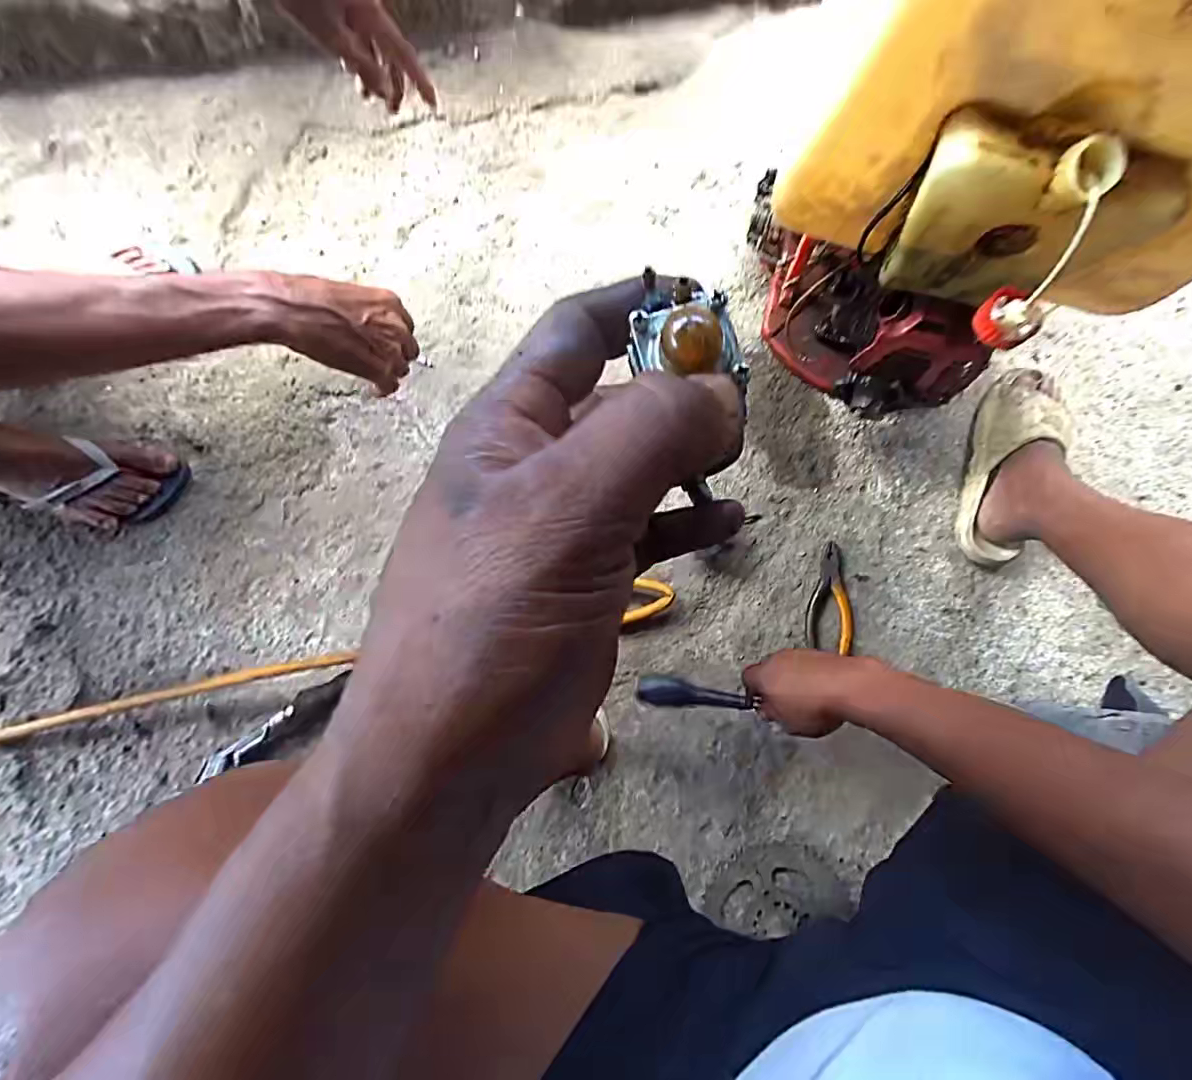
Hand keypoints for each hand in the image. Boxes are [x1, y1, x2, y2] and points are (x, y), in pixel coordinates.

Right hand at [257, 273, 418, 394]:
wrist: (289, 309)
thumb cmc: (308, 298)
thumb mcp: (349, 296)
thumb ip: (367, 312)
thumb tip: (366, 323)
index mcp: (389, 303)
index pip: (406, 327)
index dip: (396, 338)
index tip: (389, 343)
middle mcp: (395, 326)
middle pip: (408, 350)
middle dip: (395, 356)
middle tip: (382, 360)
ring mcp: (389, 349)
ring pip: (401, 369)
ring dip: (389, 372)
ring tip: (376, 374)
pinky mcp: (378, 369)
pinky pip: (390, 385)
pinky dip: (383, 389)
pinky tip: (376, 389)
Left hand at [276, 0, 437, 111]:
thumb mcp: (331, 35)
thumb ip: (361, 64)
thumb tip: (385, 92)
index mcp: (373, 18)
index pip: (406, 57)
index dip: (421, 83)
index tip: (433, 105)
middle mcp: (369, 14)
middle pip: (391, 54)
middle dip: (394, 84)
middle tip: (393, 111)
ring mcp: (355, 10)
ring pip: (375, 48)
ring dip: (374, 73)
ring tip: (367, 97)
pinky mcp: (340, 8)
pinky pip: (359, 37)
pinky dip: (360, 57)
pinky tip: (351, 70)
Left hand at [336, 276, 743, 797]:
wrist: (453, 752)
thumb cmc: (495, 619)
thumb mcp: (566, 509)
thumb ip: (647, 434)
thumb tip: (720, 394)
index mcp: (509, 425)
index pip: (577, 334)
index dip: (638, 307)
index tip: (706, 305)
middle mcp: (536, 465)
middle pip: (621, 400)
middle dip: (680, 395)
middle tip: (737, 414)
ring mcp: (564, 524)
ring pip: (642, 466)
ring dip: (692, 459)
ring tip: (734, 468)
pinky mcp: (588, 578)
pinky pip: (650, 528)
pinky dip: (690, 521)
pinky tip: (728, 524)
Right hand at [743, 650, 876, 737]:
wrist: (849, 686)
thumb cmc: (817, 704)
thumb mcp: (788, 723)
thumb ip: (772, 714)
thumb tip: (768, 710)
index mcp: (764, 674)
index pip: (747, 679)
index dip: (753, 693)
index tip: (763, 704)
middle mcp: (779, 658)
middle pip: (768, 669)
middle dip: (775, 685)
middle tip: (784, 705)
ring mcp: (800, 653)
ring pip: (789, 666)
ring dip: (794, 680)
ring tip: (807, 701)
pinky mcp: (819, 653)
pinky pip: (808, 665)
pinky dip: (811, 676)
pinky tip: (821, 693)